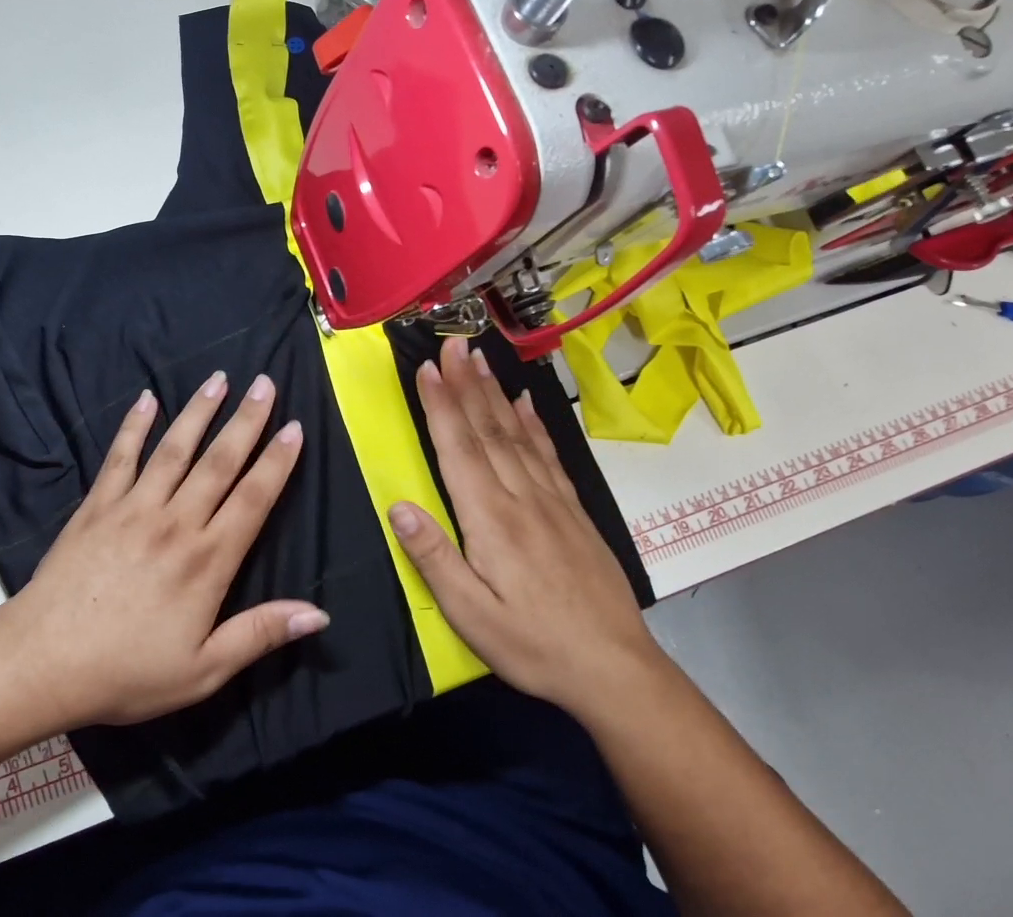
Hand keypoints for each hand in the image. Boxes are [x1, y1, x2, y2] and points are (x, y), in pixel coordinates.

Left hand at [0, 372, 326, 727]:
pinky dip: (134, 426)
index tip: (295, 428)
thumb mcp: (204, 669)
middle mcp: (174, 524)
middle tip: (266, 383)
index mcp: (207, 562)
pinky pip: (119, 457)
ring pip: (174, 450)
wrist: (44, 660)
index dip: (277, 463)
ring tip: (219, 379)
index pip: (252, 500)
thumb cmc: (127, 671)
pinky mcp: (95, 508)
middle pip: (218, 463)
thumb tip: (319, 614)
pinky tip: (146, 400)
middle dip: (246, 421)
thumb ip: (260, 634)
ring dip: (198, 412)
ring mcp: (131, 509)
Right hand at [390, 338, 659, 714]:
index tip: (427, 368)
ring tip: (479, 360)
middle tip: (452, 343)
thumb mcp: (469, 614)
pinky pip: (550, 457)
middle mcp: (522, 500)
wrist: (614, 668)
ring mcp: (553, 503)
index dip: (442, 406)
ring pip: (518, 436)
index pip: (460, 450)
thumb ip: (433, 557)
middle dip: (466, 385)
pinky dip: (534, 425)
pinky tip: (525, 404)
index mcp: (491, 521)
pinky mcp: (574, 513)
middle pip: (489, 431)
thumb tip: (399, 505)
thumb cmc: (531, 644)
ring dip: (495, 394)